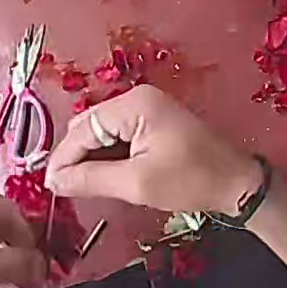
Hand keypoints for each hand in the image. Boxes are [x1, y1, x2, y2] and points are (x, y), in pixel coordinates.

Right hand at [46, 86, 262, 215]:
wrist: (236, 182)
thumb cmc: (190, 180)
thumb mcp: (137, 183)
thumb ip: (90, 178)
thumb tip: (53, 181)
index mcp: (134, 104)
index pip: (84, 128)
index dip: (63, 159)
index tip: (50, 187)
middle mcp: (138, 98)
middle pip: (90, 126)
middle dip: (75, 156)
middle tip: (65, 189)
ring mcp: (148, 108)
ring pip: (103, 132)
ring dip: (91, 157)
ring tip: (81, 186)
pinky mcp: (155, 121)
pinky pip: (120, 135)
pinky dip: (109, 155)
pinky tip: (104, 176)